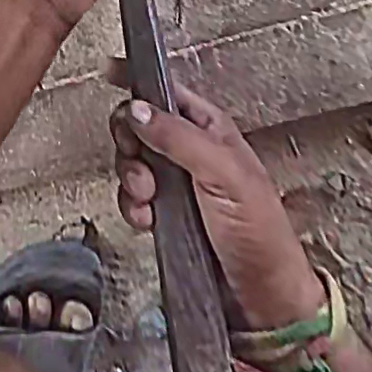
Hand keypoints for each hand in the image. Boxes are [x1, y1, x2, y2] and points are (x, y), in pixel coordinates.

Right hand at [106, 64, 324, 329]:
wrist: (262, 300)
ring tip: (150, 197)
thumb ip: (178, 136)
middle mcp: (186, 147)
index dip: (136, 78)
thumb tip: (136, 108)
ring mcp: (172, 178)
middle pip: (135, 123)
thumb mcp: (224, 174)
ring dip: (132, 179)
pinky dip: (133, 205)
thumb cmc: (261, 233)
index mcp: (206, 127)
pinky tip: (148, 217)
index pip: (164, 89)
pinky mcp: (161, 207)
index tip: (108, 70)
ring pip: (129, 159)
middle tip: (140, 159)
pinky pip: (129, 194)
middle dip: (130, 141)